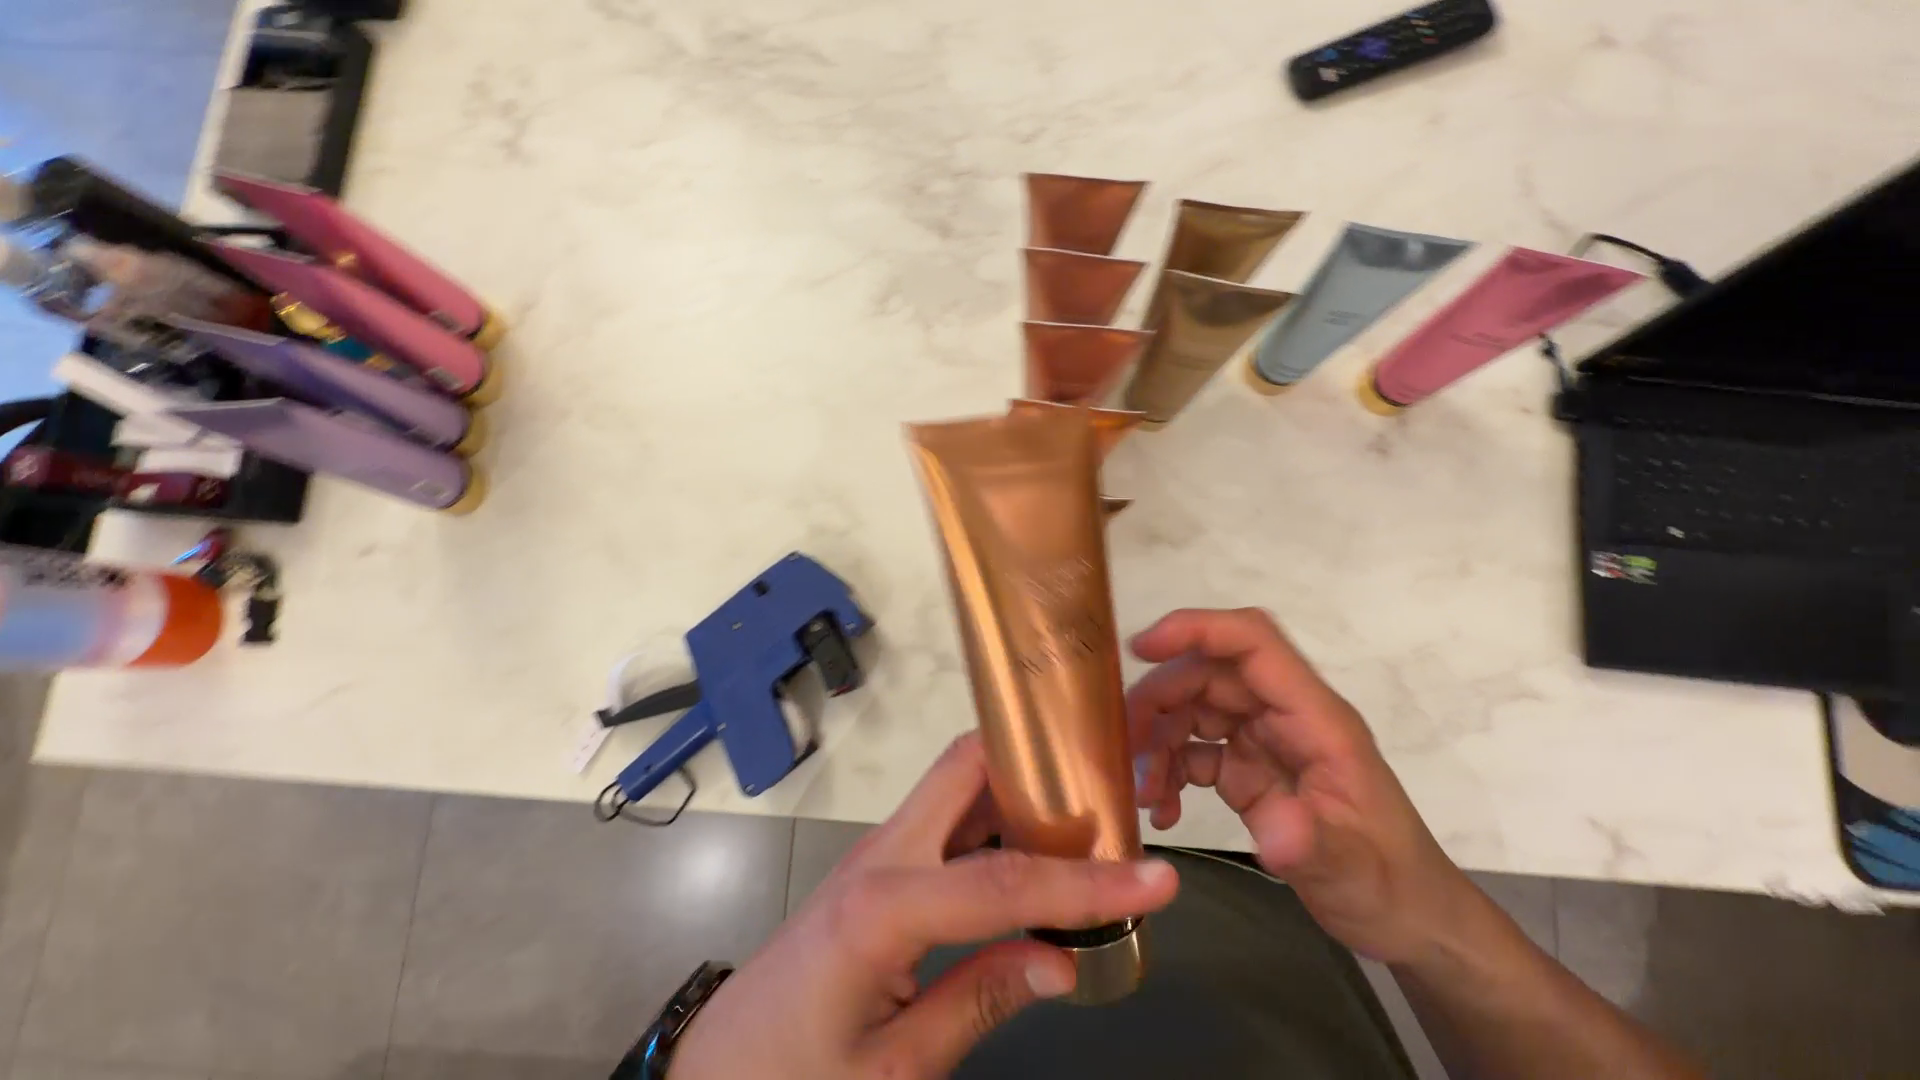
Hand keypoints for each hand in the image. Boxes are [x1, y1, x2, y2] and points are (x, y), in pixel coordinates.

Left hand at [670, 734, 1179, 1079]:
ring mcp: (876, 853)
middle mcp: (880, 856)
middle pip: (965, 769)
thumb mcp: (891, 1068)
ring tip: (1091, 813)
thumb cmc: (797, 1076)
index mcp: (880, 909)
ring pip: (957, 784)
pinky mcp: (878, 867)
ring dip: (1022, 785)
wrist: (719, 1070)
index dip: (1084, 882)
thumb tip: (1063, 961)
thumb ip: (976, 1003)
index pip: (1001, 882)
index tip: (1157, 878)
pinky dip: (998, 818)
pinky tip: (1036, 850)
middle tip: (1110, 788)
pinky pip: (946, 820)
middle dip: (1038, 761)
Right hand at [1127, 607, 1481, 966]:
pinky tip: (1161, 809)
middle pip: (1211, 673)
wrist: (1407, 920)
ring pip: (1197, 708)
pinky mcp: (1249, 771)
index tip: (1141, 648)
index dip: (1198, 630)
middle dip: (1161, 698)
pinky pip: (1197, 749)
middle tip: (1128, 746)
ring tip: (1143, 791)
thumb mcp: (1354, 871)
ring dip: (1160, 738)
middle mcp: (1286, 718)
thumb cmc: (1390, 886)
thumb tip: (1273, 831)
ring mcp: (1265, 742)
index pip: (1254, 644)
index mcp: (1315, 719)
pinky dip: (1170, 771)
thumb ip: (1314, 845)